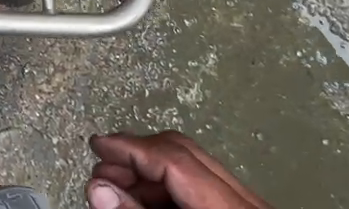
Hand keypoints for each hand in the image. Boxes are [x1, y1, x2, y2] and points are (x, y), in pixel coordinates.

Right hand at [88, 131, 272, 208]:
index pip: (174, 157)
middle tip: (103, 168)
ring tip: (119, 190)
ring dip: (149, 173)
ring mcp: (251, 206)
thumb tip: (98, 186)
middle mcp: (249, 201)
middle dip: (136, 154)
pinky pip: (204, 187)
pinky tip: (146, 201)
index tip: (97, 145)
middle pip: (183, 151)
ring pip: (192, 167)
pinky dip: (169, 189)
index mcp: (233, 207)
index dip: (128, 147)